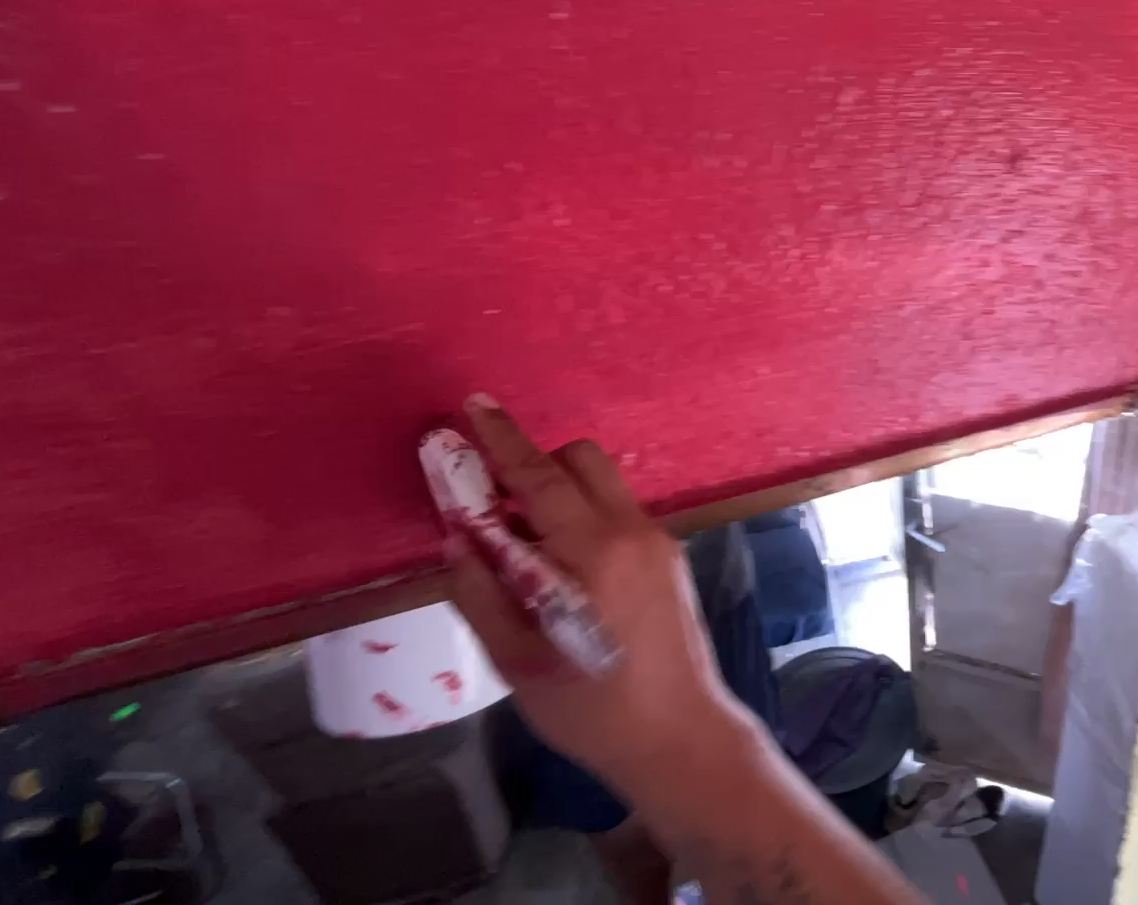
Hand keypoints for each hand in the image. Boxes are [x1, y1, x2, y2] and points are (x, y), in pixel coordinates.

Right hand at [445, 393, 753, 794]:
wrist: (679, 730)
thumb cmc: (591, 706)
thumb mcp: (517, 658)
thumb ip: (482, 588)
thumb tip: (459, 534)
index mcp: (596, 550)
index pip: (543, 476)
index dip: (504, 440)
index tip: (475, 407)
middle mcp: (635, 530)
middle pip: (584, 461)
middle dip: (536, 464)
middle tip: (494, 502)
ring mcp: (660, 541)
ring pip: (605, 485)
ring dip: (561, 492)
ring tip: (524, 543)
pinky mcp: (671, 556)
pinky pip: (620, 513)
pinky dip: (586, 517)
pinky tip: (564, 566)